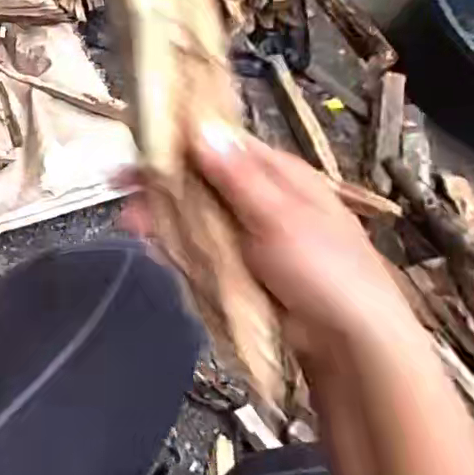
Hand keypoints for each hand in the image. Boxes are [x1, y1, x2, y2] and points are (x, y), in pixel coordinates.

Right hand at [126, 123, 419, 359]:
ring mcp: (249, 233)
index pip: (222, 144)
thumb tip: (201, 128)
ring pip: (196, 214)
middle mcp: (261, 197)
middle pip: (201, 179)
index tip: (142, 142)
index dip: (181, 141)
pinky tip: (153, 243)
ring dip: (163, 214)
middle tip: (122, 184)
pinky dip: (177, 243)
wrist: (351, 346)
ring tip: (130, 221)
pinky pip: (201, 246)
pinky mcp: (240, 265)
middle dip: (162, 182)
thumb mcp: (279, 217)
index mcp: (279, 174)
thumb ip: (237, 176)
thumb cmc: (326, 271)